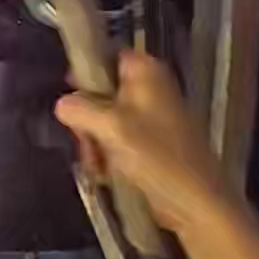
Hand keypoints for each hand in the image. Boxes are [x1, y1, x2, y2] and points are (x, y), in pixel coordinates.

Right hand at [55, 50, 238, 237]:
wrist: (197, 202)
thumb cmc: (157, 156)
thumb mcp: (112, 128)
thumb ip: (81, 110)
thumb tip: (62, 104)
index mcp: (145, 70)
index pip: (105, 56)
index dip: (85, 75)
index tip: (71, 100)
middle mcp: (150, 84)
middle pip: (102, 89)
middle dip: (88, 117)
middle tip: (85, 142)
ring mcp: (153, 113)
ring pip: (107, 117)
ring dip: (96, 140)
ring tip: (97, 164)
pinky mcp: (153, 139)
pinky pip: (119, 136)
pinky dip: (110, 151)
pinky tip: (107, 172)